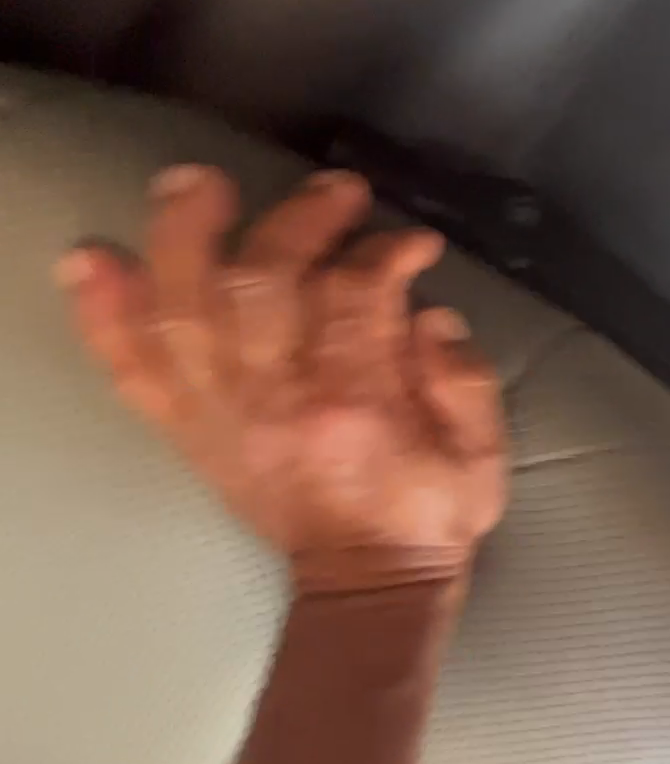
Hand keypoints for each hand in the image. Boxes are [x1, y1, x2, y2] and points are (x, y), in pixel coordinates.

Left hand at [56, 166, 506, 595]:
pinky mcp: (190, 432)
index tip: (418, 242)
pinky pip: (131, 367)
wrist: (370, 580)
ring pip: (185, 308)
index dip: (387, 253)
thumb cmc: (437, 513)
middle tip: (337, 189)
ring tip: (197, 182)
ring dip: (183, 236)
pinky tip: (90, 259)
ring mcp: (222, 415)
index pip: (359, 298)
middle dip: (299, 221)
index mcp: (362, 404)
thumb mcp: (486, 455)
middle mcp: (278, 400)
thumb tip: (433, 317)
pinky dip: (102, 313)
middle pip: (266, 284)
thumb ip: (467, 384)